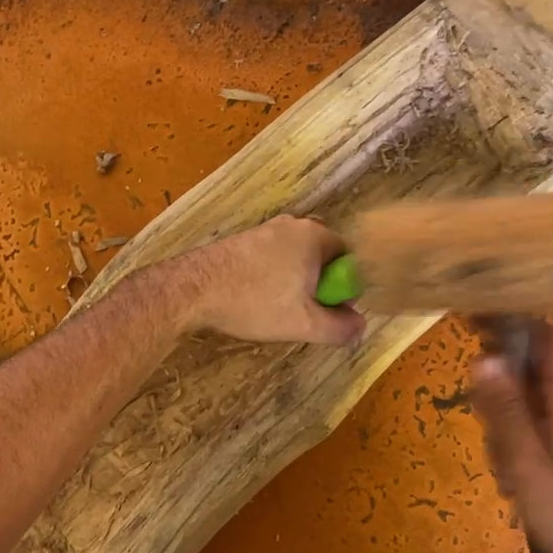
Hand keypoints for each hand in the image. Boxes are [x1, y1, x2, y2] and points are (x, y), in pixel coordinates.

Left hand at [176, 216, 365, 345]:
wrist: (192, 288)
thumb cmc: (254, 302)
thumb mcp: (305, 324)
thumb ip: (341, 327)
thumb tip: (361, 325)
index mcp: (314, 235)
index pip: (350, 259)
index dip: (346, 289)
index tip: (330, 311)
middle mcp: (293, 225)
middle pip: (323, 260)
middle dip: (319, 288)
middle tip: (304, 315)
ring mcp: (266, 230)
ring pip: (297, 262)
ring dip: (295, 286)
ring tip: (277, 311)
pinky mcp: (245, 240)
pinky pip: (274, 260)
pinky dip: (273, 280)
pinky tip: (256, 301)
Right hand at [469, 326, 552, 552]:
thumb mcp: (528, 468)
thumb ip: (505, 411)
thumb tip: (484, 357)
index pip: (546, 337)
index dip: (511, 327)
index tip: (476, 338)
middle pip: (538, 373)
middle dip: (505, 395)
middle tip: (490, 437)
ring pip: (544, 405)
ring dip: (516, 427)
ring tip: (508, 472)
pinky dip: (535, 444)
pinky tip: (526, 482)